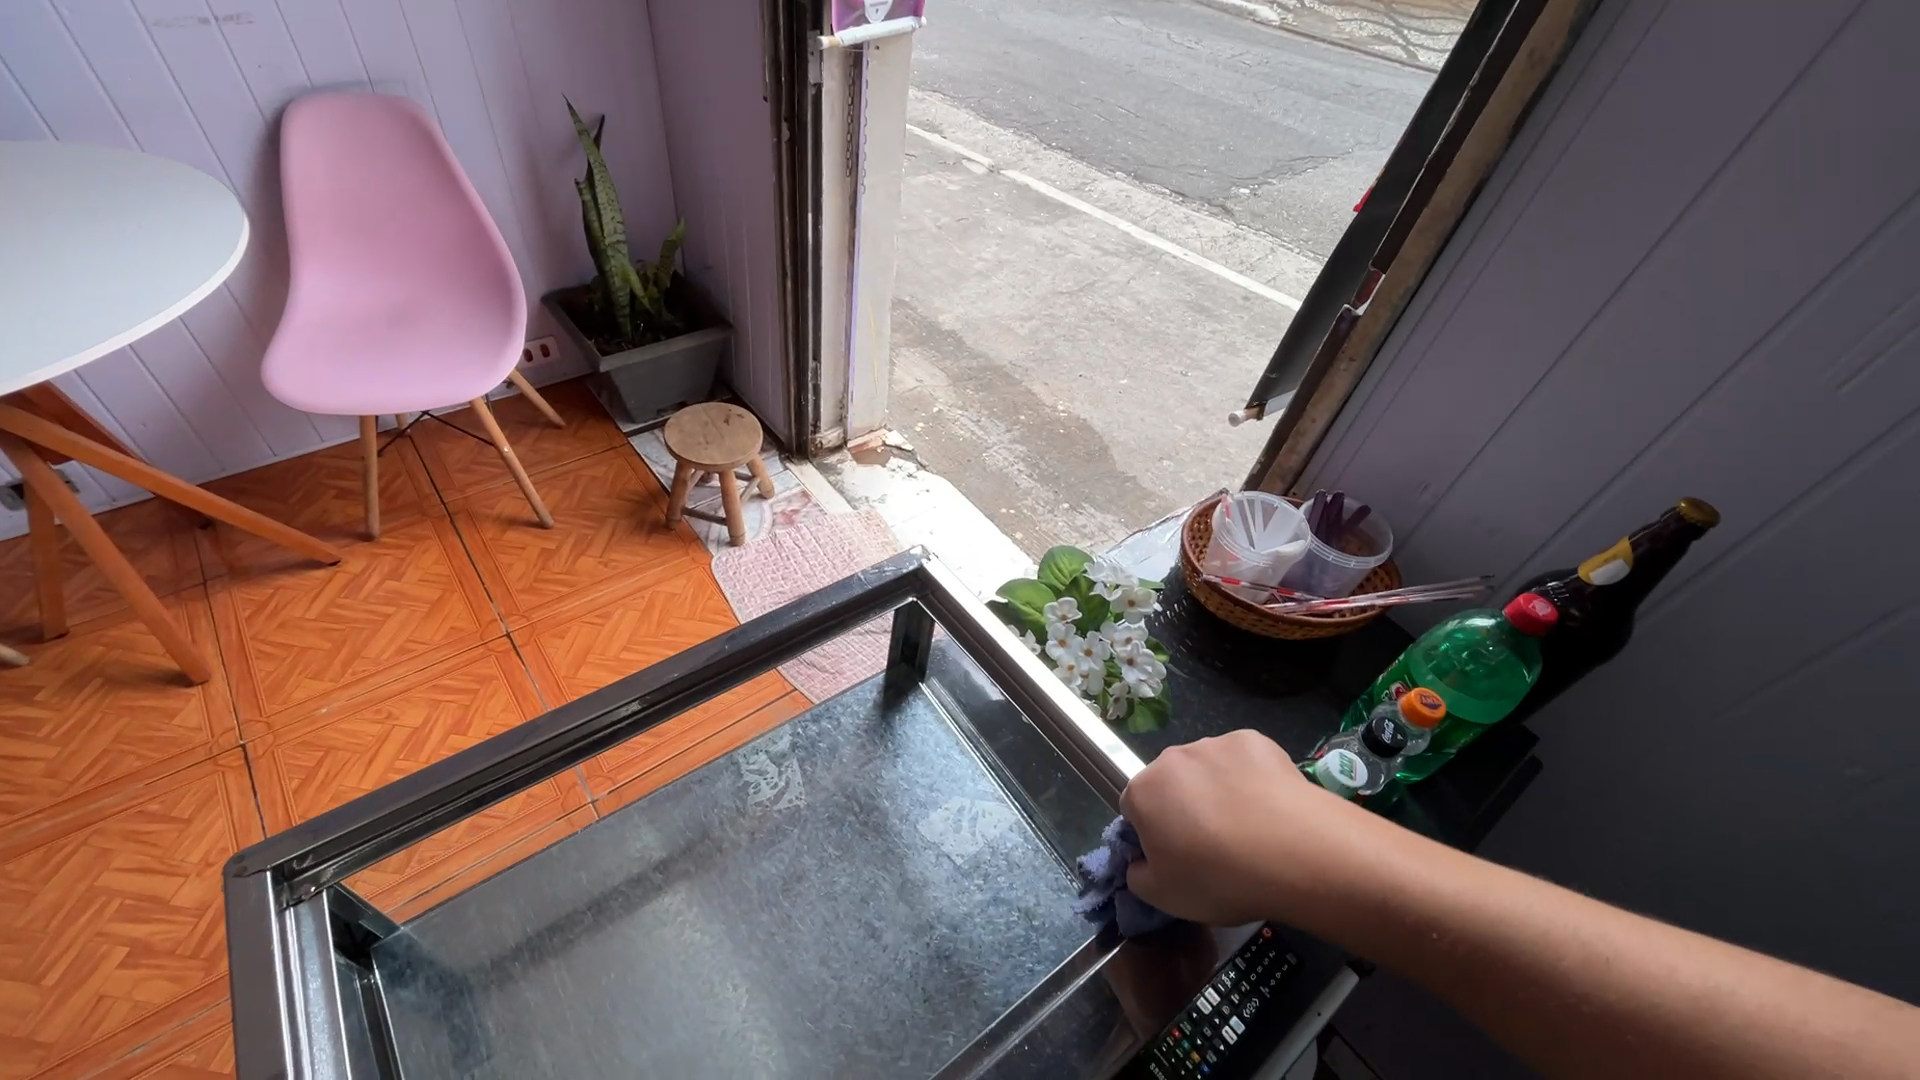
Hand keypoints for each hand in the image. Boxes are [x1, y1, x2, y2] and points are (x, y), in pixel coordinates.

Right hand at [1120, 729, 1382, 927]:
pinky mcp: (1254, 740)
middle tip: (1214, 846)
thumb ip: (1139, 876)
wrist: (1295, 853)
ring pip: (1208, 769)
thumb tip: (1141, 863)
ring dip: (1218, 791)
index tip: (1178, 858)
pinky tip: (1271, 806)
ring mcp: (1214, 744)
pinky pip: (1244, 761)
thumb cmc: (1219, 877)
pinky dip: (1252, 778)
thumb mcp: (1164, 898)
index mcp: (1143, 792)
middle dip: (1185, 808)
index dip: (1153, 835)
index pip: (1134, 809)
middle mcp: (1171, 758)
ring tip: (1250, 828)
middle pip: (1171, 784)